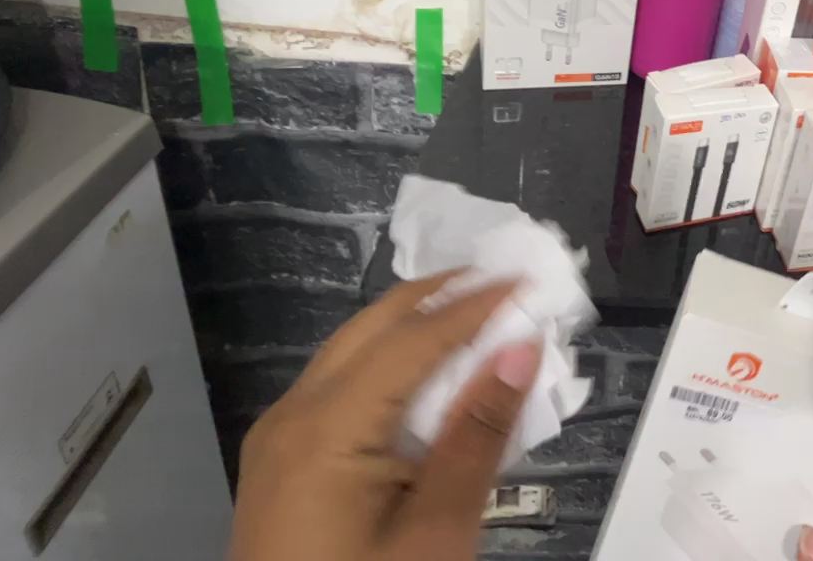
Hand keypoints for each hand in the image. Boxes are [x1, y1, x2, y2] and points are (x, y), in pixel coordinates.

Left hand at [228, 272, 541, 560]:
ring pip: (358, 345)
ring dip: (423, 322)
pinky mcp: (287, 457)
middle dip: (445, 293)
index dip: (476, 304)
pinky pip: (348, 379)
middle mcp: (292, 416)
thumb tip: (522, 346)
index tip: (531, 279)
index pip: (413, 339)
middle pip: (376, 324)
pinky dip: (400, 357)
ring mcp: (281, 436)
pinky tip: (439, 369)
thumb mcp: (436, 532)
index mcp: (324, 431)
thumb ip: (479, 433)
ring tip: (484, 314)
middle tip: (506, 283)